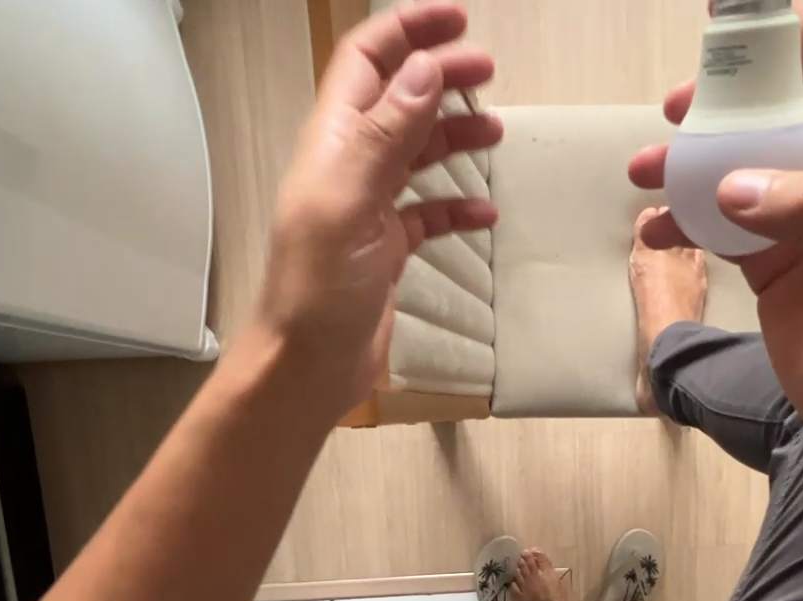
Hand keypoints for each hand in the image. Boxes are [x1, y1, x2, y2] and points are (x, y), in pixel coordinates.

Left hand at [253, 3, 501, 421]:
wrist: (308, 363)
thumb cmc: (318, 289)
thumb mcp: (347, 202)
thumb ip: (383, 135)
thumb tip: (422, 69)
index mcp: (332, 143)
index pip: (368, 61)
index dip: (408, 30)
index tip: (459, 18)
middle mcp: (349, 167)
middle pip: (397, 101)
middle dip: (439, 76)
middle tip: (487, 70)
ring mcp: (368, 210)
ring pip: (414, 156)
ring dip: (452, 137)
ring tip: (494, 132)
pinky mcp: (386, 251)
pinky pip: (426, 216)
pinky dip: (456, 208)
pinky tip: (485, 215)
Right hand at [627, 4, 802, 446]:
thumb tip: (734, 185)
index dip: (785, 36)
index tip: (728, 13)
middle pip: (771, 116)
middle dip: (721, 105)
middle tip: (676, 107)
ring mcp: (796, 223)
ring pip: (733, 171)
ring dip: (688, 169)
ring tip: (643, 172)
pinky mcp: (766, 263)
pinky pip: (715, 227)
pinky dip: (681, 225)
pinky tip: (653, 233)